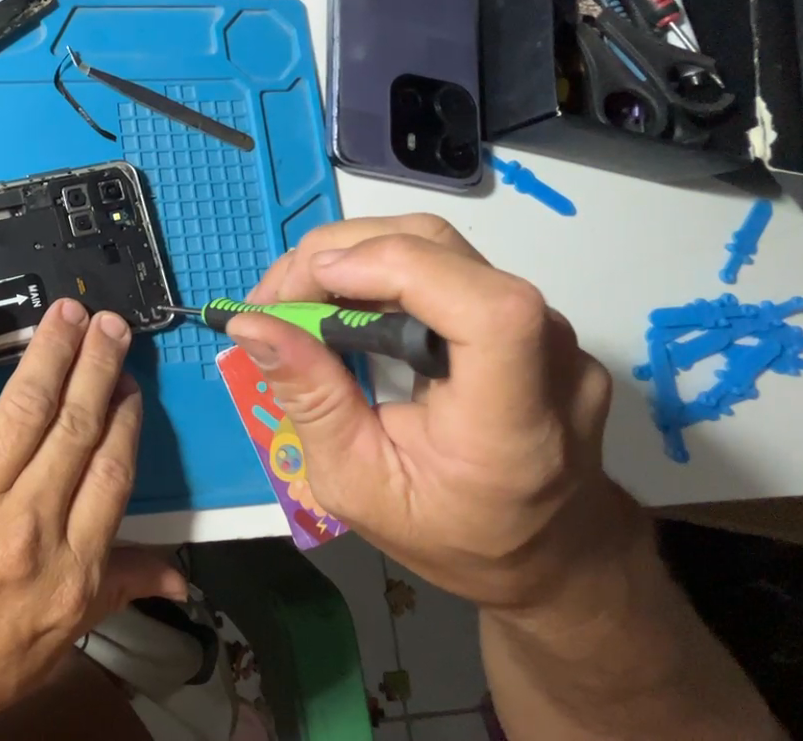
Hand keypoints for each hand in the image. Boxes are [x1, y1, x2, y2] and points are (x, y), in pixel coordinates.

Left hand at [0, 298, 186, 740]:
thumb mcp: (48, 648)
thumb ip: (110, 592)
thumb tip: (172, 574)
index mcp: (68, 570)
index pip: (113, 472)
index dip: (125, 421)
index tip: (129, 387)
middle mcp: (27, 524)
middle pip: (76, 426)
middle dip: (98, 367)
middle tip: (111, 326)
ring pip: (24, 404)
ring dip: (51, 349)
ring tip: (67, 313)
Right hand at [224, 216, 643, 612]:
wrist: (553, 554)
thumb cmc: (452, 535)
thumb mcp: (357, 485)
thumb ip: (309, 401)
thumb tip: (249, 326)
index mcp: (512, 422)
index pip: (490, 311)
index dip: (398, 271)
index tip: (313, 281)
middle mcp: (549, 359)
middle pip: (447, 253)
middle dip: (341, 253)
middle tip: (273, 296)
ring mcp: (548, 331)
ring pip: (441, 246)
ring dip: (351, 254)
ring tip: (295, 296)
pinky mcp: (530, 319)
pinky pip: (446, 265)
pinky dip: (376, 268)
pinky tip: (338, 302)